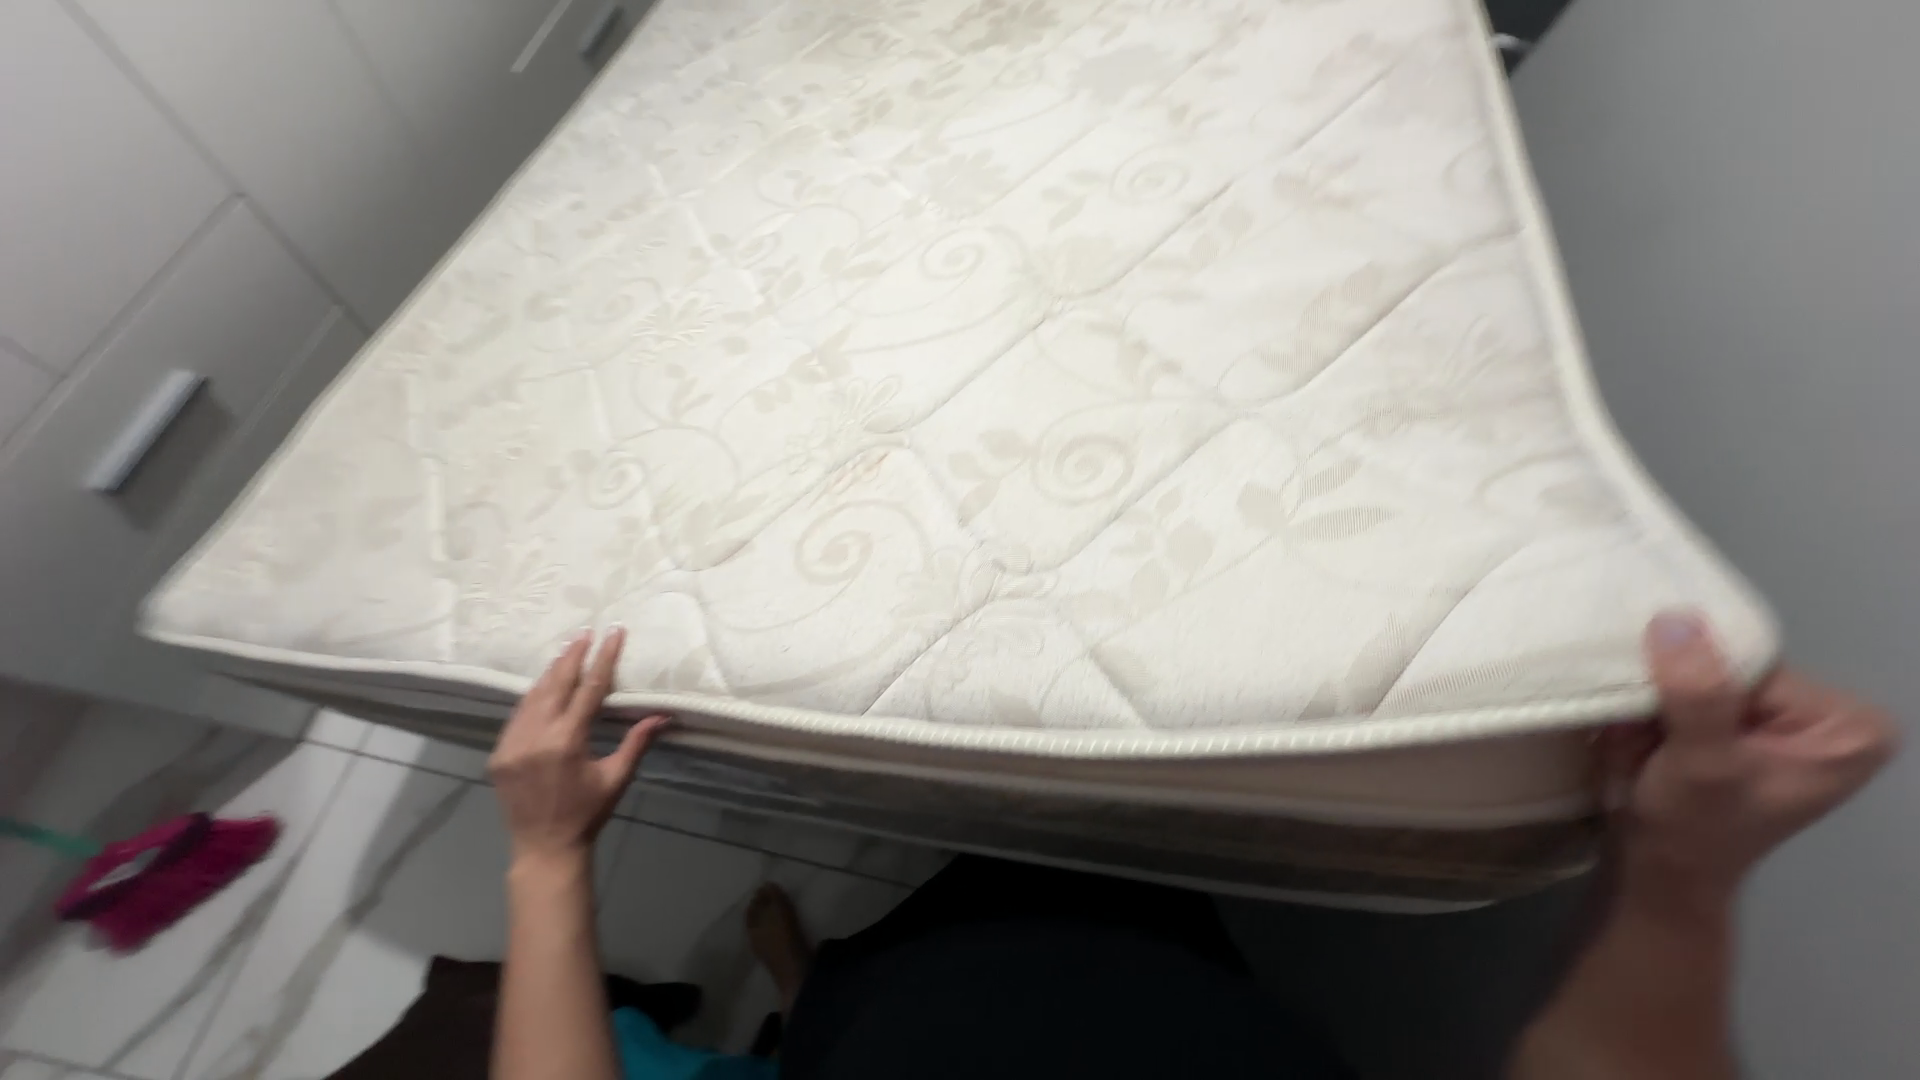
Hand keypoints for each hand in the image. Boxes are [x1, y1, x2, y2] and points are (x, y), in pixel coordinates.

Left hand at [490, 627, 668, 868]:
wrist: (544, 848)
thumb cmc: (587, 812)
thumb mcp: (616, 777)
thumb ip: (636, 742)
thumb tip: (663, 715)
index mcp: (567, 741)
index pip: (589, 689)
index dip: (603, 659)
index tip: (612, 635)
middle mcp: (536, 737)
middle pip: (556, 685)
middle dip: (572, 657)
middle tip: (585, 633)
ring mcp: (512, 745)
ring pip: (532, 697)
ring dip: (551, 673)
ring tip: (566, 651)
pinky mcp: (499, 754)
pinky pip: (517, 716)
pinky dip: (532, 697)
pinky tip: (542, 687)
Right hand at [1600, 612, 1897, 909]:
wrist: (1652, 861)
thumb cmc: (1694, 825)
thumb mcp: (1704, 764)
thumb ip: (1697, 695)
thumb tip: (1674, 618)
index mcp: (1843, 725)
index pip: (1753, 666)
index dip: (1700, 682)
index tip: (1669, 718)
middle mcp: (1811, 712)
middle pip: (1722, 661)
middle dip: (1671, 684)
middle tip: (1646, 721)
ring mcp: (1761, 714)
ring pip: (1690, 666)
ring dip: (1650, 688)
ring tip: (1638, 725)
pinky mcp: (1716, 717)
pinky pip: (1671, 680)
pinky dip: (1641, 696)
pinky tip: (1634, 723)